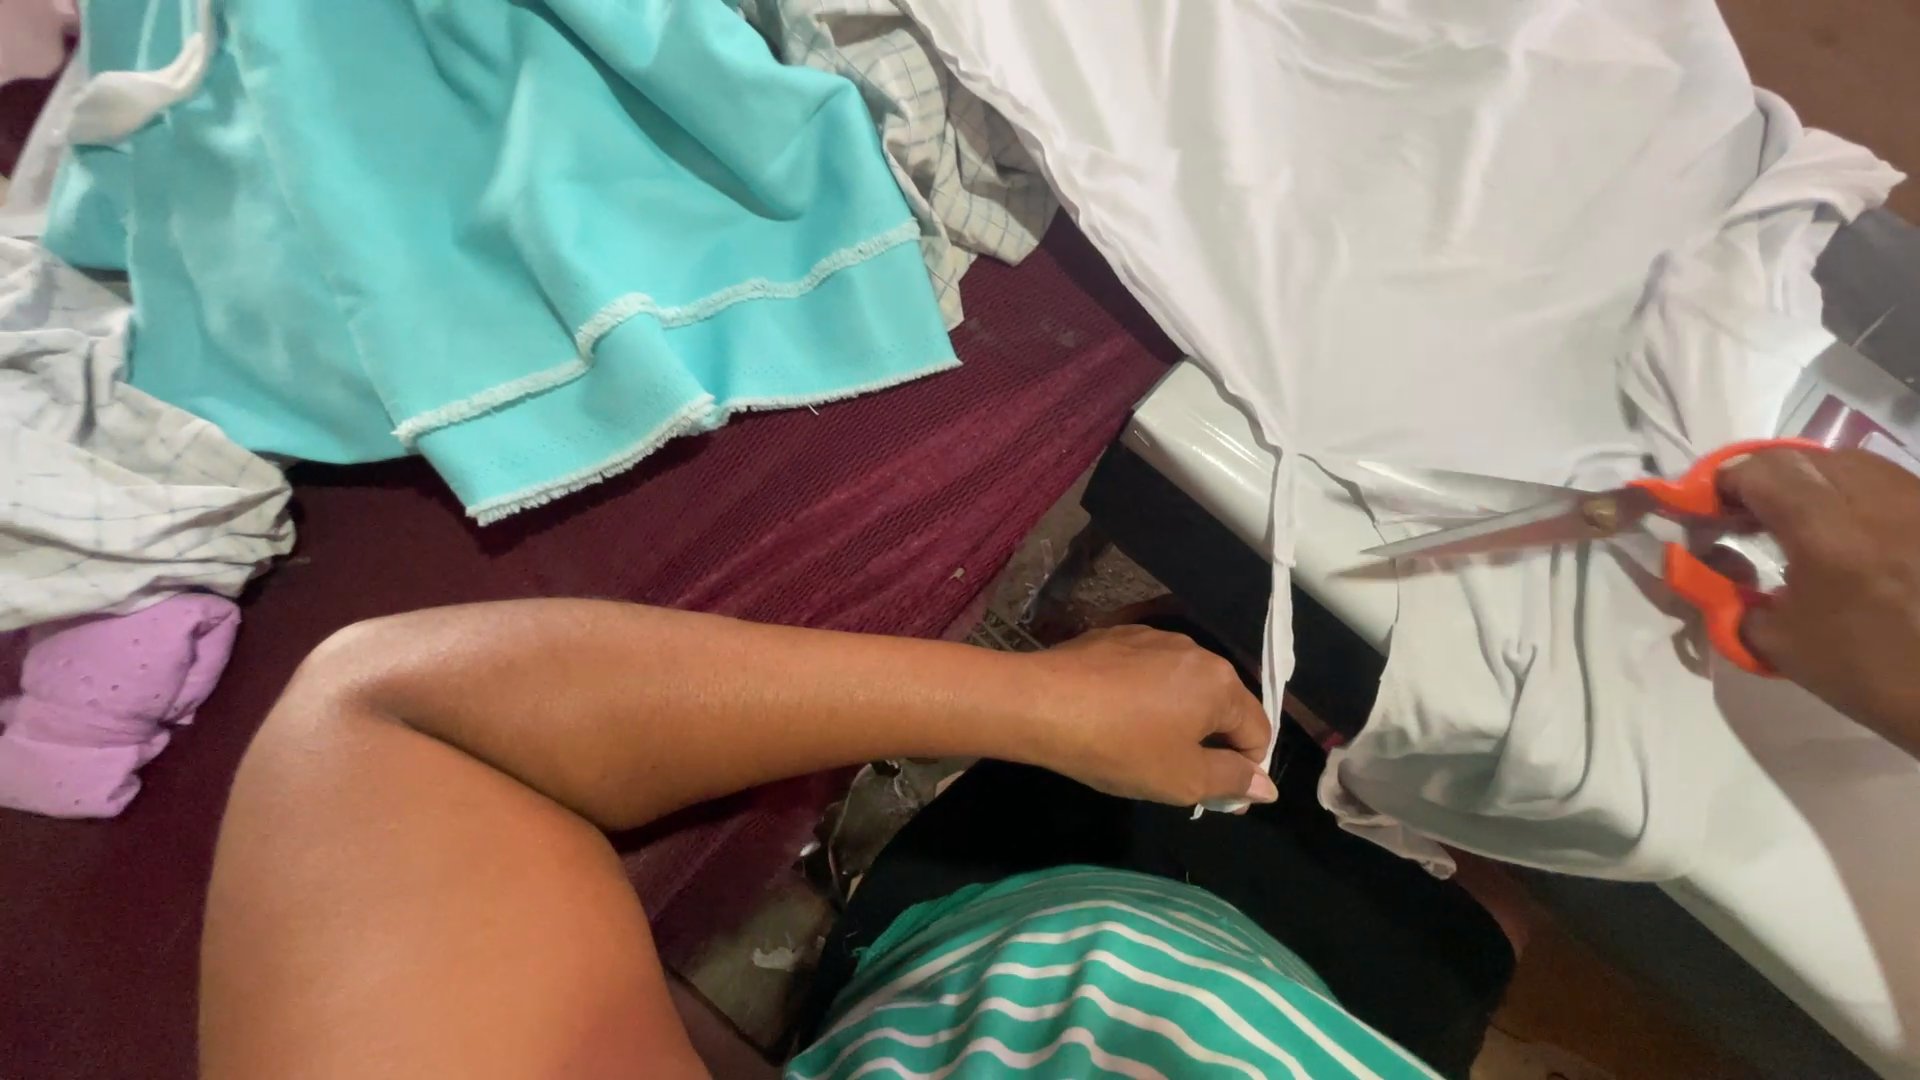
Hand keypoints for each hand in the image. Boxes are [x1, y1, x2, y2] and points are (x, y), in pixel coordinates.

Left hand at [1016, 625, 1277, 807]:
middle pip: (1221, 703)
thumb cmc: (1119, 746)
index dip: (1244, 770)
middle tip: (1172, 773)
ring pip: (1182, 685)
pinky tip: (1114, 713)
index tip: (1212, 796)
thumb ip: (1232, 780)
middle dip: (1208, 741)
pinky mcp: (1115, 634)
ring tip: (1139, 743)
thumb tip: (1267, 785)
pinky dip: (1143, 693)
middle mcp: (1193, 649)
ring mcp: (1151, 636)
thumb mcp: (1182, 779)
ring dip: (1175, 715)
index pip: (1257, 731)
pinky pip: (1146, 670)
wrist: (1042, 703)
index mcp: (1220, 682)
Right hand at [1719, 448, 1919, 755]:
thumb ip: (1723, 591)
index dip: (1723, 481)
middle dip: (1764, 477)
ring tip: (1793, 520)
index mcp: (1831, 538)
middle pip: (1809, 458)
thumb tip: (1693, 562)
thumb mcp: (1772, 639)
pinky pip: (1894, 485)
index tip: (1704, 510)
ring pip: (1856, 464)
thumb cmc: (1868, 673)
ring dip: (1810, 481)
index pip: (1765, 472)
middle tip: (1742, 513)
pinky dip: (1853, 495)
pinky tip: (1846, 533)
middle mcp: (1886, 510)